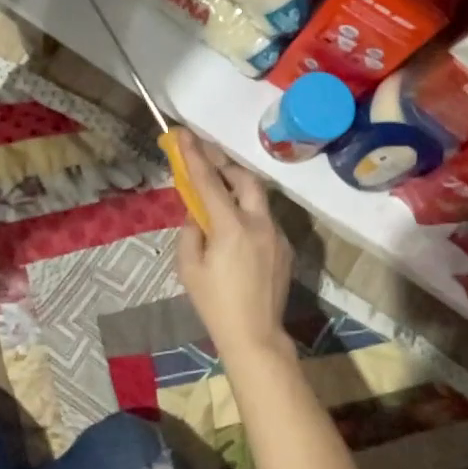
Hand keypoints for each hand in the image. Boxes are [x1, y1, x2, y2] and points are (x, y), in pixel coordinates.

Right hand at [173, 130, 292, 357]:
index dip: (194, 155)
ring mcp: (276, 235)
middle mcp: (258, 223)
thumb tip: (197, 215)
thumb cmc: (215, 305)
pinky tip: (235, 234)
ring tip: (219, 200)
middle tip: (207, 163)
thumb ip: (191, 233)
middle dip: (225, 167)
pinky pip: (265, 221)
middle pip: (245, 179)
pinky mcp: (285, 248)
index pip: (208, 181)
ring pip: (258, 200)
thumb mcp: (189, 268)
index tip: (183, 133)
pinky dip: (248, 216)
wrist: (255, 335)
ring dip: (238, 192)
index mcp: (231, 227)